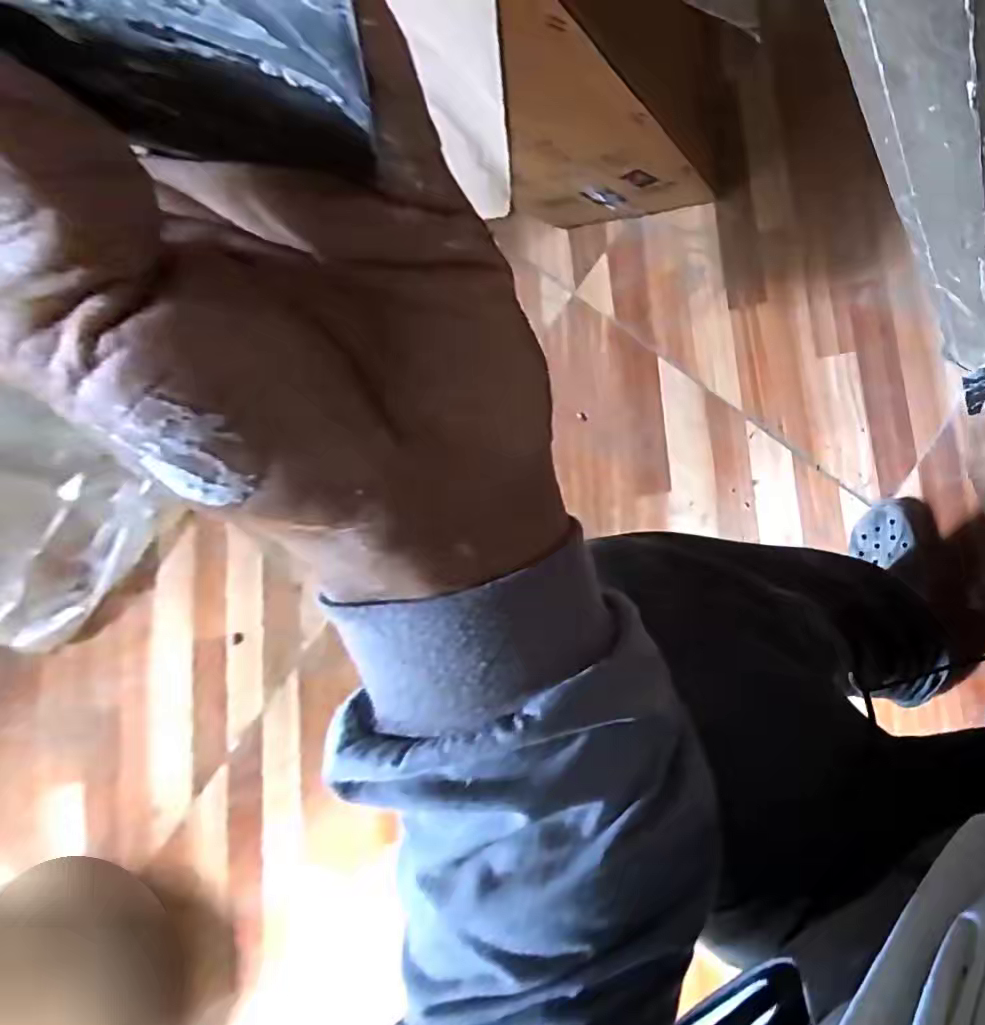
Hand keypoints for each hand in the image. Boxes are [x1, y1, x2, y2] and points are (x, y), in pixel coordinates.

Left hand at [0, 2, 565, 602]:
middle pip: (145, 43)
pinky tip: (346, 1)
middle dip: (128, 3)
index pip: (32, 77)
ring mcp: (328, 190)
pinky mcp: (424, 212)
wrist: (427, 498)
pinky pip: (396, 120)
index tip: (36, 11)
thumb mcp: (95, 336)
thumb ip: (35, 203)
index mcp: (95, 205)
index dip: (25, 29)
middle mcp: (210, 176)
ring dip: (242, 6)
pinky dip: (369, 52)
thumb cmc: (257, 445)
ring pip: (271, 65)